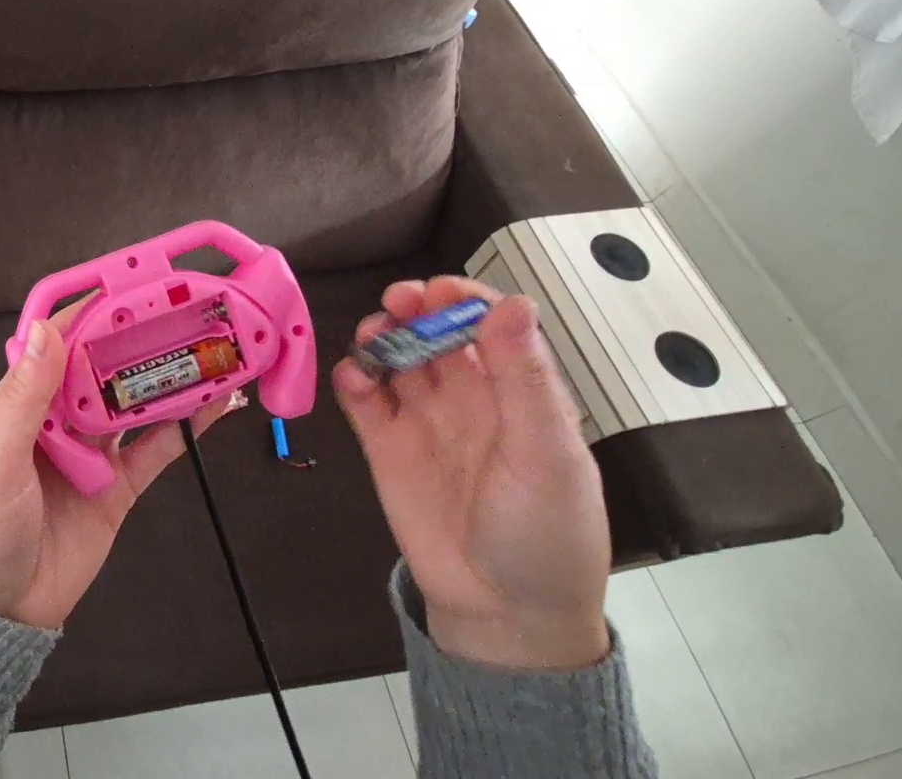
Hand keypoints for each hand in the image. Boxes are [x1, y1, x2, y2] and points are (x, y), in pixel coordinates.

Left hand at [0, 297, 241, 630]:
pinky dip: (188, 428)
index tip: (134, 287)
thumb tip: (46, 329)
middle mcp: (60, 418)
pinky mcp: (119, 486)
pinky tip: (215, 406)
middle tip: (188, 313)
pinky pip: (158, 449)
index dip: (96, 312)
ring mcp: (93, 452)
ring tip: (211, 349)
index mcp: (23, 401)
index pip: (61, 342)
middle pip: (107, 367)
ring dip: (170, 377)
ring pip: (137, 402)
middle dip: (142, 339)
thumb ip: (24, 396)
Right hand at [334, 276, 611, 671]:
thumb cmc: (545, 534)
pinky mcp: (385, 445)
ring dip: (382, 337)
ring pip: (396, 358)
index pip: (491, 326)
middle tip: (398, 302)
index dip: (465, 300)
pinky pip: (364, 400)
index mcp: (520, 393)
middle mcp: (469, 397)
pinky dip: (353, 379)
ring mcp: (423, 420)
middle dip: (416, 309)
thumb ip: (526, 381)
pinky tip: (354, 377)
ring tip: (373, 338)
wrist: (502, 609)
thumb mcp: (548, 458)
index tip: (440, 291)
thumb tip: (513, 304)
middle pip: (436, 333)